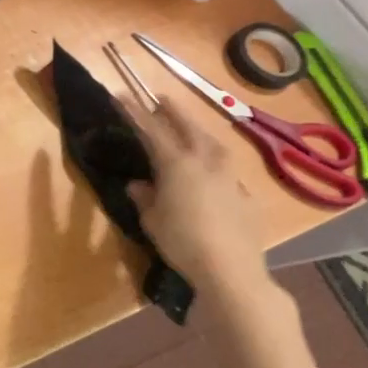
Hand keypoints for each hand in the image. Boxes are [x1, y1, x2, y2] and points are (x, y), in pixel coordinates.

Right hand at [121, 95, 269, 294]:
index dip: (133, 111)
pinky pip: (229, 172)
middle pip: (188, 127)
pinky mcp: (246, 198)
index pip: (150, 128)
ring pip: (214, 145)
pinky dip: (217, 164)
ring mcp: (230, 179)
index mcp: (176, 163)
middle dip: (173, 111)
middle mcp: (205, 163)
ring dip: (199, 132)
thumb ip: (144, 196)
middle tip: (161, 99)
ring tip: (191, 129)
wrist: (232, 272)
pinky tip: (214, 174)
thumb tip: (139, 184)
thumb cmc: (182, 241)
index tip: (120, 95)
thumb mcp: (151, 218)